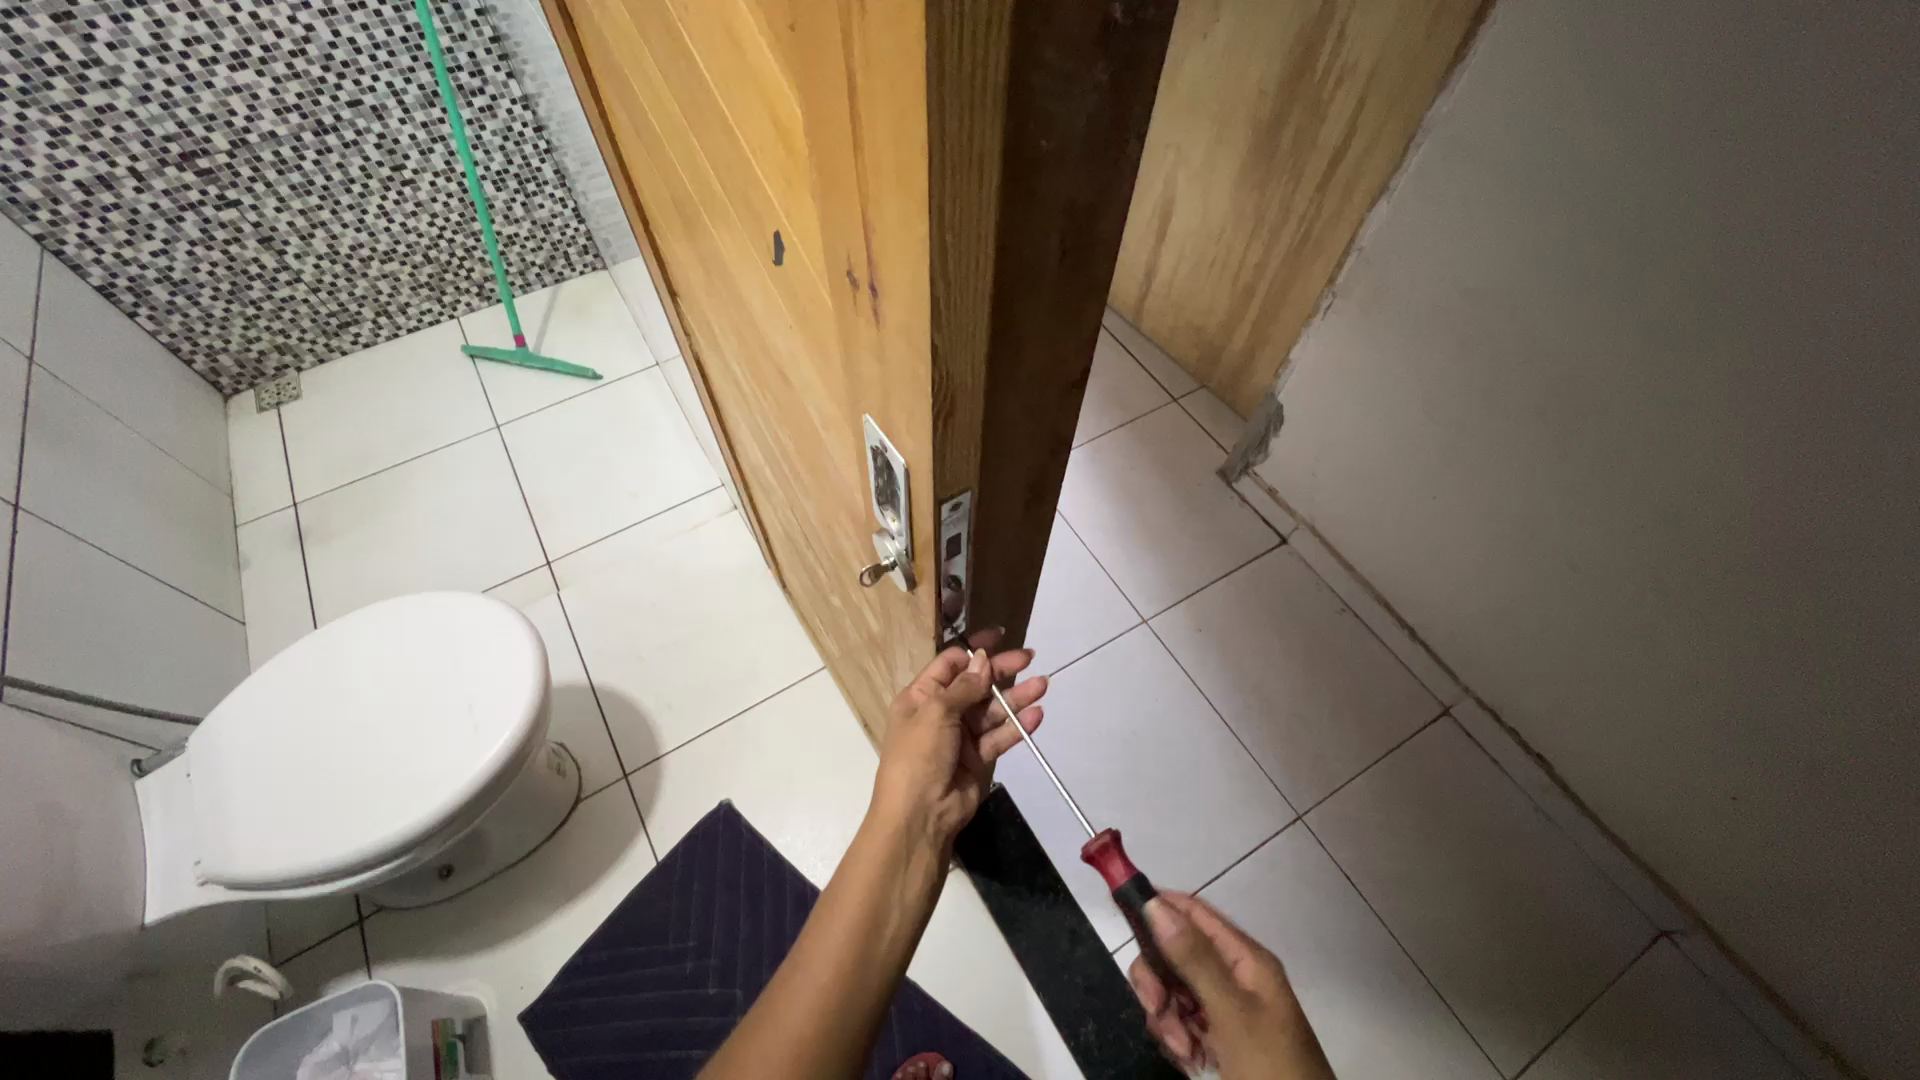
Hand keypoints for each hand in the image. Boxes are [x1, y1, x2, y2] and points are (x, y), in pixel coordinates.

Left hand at [870, 628, 1046, 853]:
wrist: (920, 815)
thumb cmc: (918, 756)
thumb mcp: (935, 714)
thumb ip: (964, 687)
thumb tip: (981, 658)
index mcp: (921, 697)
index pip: (950, 664)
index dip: (973, 649)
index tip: (999, 637)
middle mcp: (941, 713)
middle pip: (976, 684)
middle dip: (1001, 671)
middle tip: (1030, 658)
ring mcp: (961, 736)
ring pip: (992, 710)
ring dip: (1016, 697)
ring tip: (1043, 684)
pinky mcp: (979, 758)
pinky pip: (1001, 736)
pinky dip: (1018, 726)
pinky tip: (1037, 714)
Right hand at [1130, 893, 1334, 1078]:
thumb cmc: (1272, 1069)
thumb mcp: (1231, 1014)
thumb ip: (1193, 959)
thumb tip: (1154, 903)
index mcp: (1245, 959)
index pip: (1193, 912)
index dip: (1159, 906)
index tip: (1122, 914)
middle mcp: (1234, 976)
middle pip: (1175, 954)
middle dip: (1158, 980)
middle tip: (1156, 1008)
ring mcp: (1225, 1008)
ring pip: (1173, 990)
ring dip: (1167, 1017)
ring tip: (1182, 1050)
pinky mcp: (1218, 1038)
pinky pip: (1180, 1021)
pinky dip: (1176, 1038)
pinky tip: (1188, 1060)